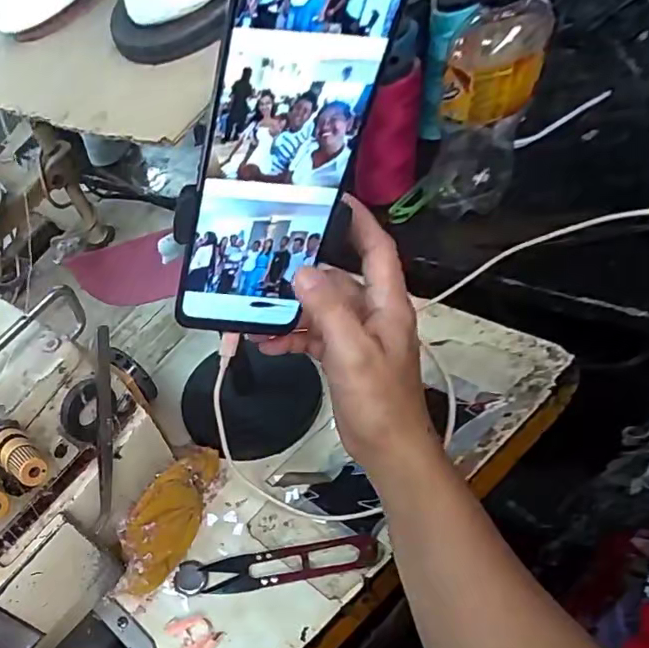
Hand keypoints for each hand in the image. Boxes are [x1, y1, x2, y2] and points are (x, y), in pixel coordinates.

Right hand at [252, 194, 437, 477]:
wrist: (387, 446)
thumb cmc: (380, 403)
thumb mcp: (353, 352)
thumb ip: (329, 310)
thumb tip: (304, 272)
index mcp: (386, 305)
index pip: (376, 249)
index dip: (359, 222)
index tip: (333, 201)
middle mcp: (372, 315)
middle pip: (338, 280)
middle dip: (306, 273)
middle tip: (273, 262)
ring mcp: (357, 337)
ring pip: (321, 310)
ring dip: (292, 312)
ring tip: (260, 315)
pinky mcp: (342, 358)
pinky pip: (314, 336)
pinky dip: (293, 337)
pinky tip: (270, 343)